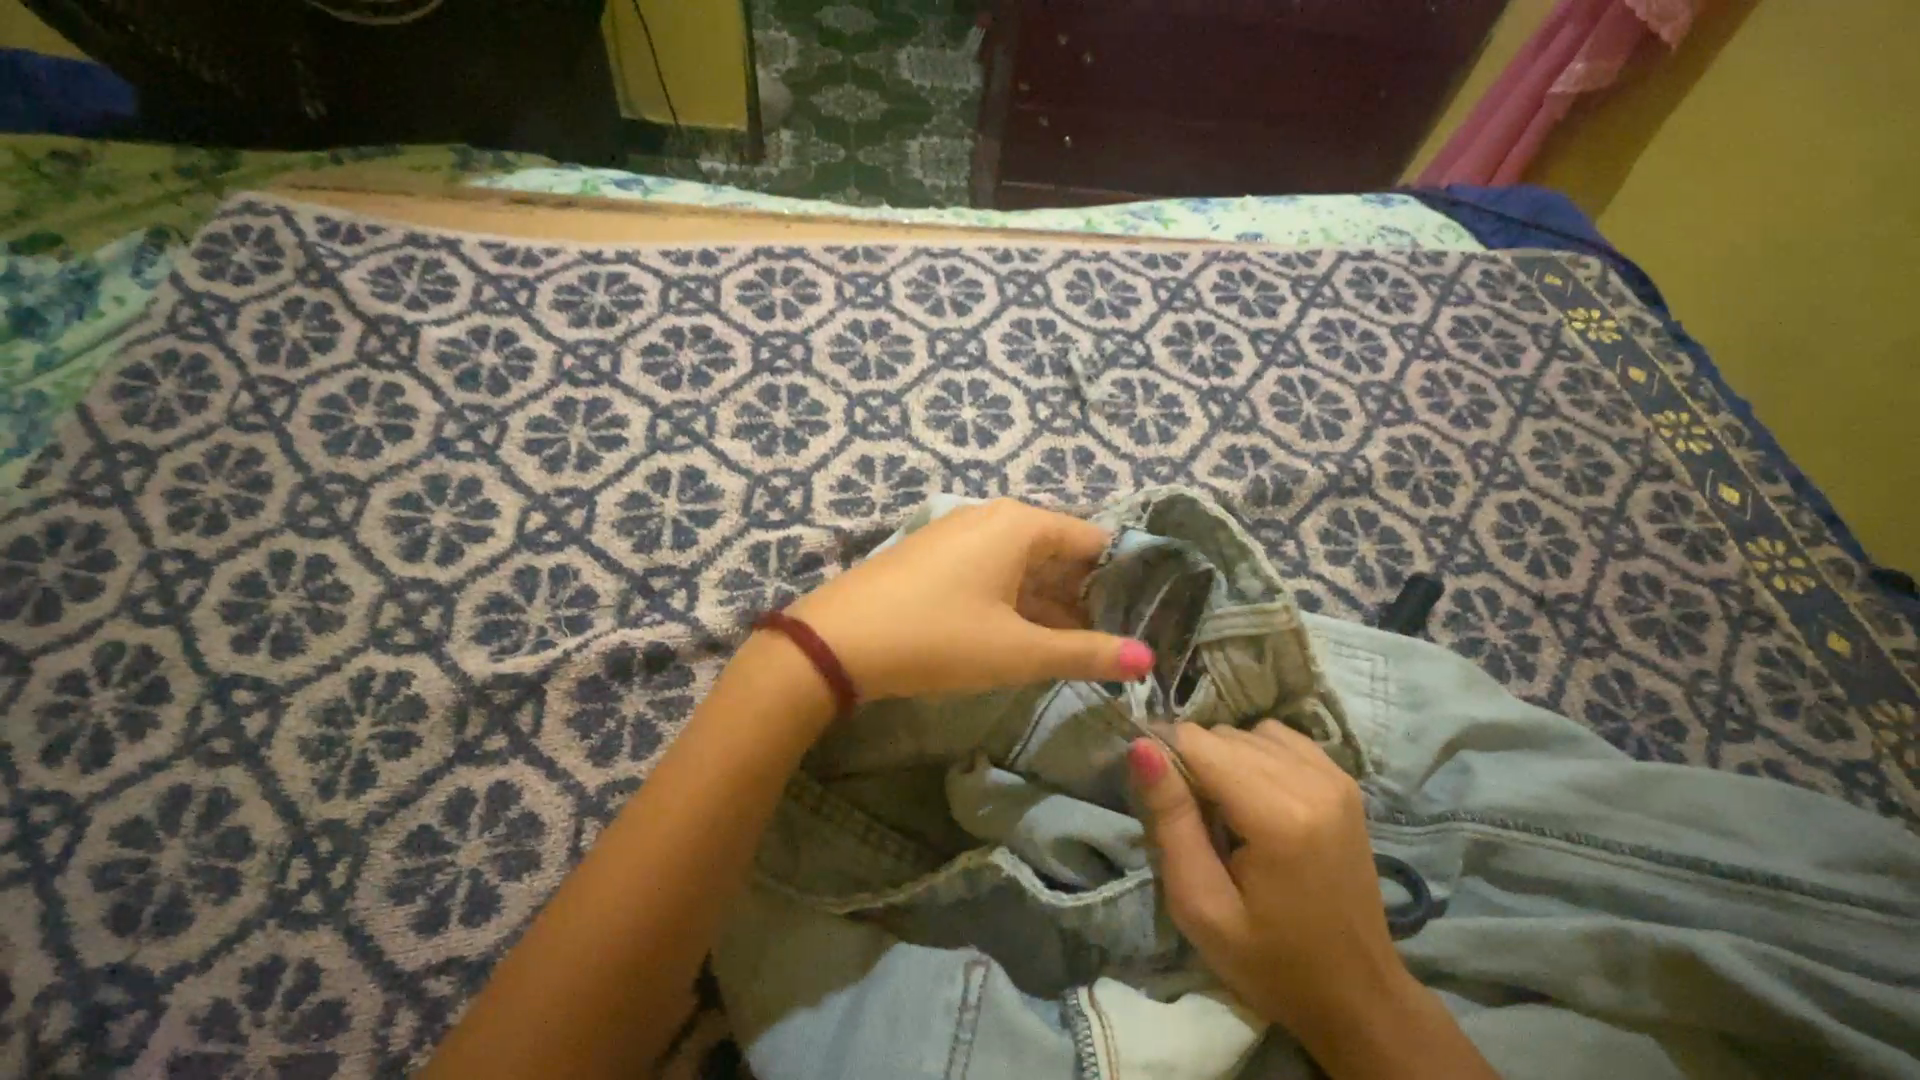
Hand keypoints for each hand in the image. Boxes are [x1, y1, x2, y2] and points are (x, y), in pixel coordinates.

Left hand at [786, 498, 1153, 699]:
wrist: (836, 642)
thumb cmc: (938, 638)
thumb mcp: (1017, 651)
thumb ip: (1085, 653)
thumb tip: (1148, 658)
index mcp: (1020, 524)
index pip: (1093, 541)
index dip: (1123, 579)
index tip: (1145, 618)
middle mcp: (991, 516)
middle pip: (1058, 551)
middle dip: (1087, 595)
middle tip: (1116, 641)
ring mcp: (957, 533)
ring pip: (1023, 564)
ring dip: (1051, 603)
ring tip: (1079, 648)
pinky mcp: (933, 556)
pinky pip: (992, 570)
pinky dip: (1015, 600)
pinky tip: (1025, 637)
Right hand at [1128, 721, 1411, 1032]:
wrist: (1355, 994)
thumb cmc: (1269, 961)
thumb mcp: (1200, 904)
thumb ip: (1170, 819)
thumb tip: (1140, 748)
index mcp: (1278, 815)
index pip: (1198, 742)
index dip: (1162, 757)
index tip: (1150, 796)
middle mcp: (1312, 780)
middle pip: (1223, 735)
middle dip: (1193, 764)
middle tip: (1189, 821)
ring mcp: (1334, 777)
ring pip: (1249, 732)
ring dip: (1223, 759)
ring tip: (1222, 812)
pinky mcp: (1343, 781)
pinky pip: (1281, 740)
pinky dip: (1255, 756)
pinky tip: (1253, 800)